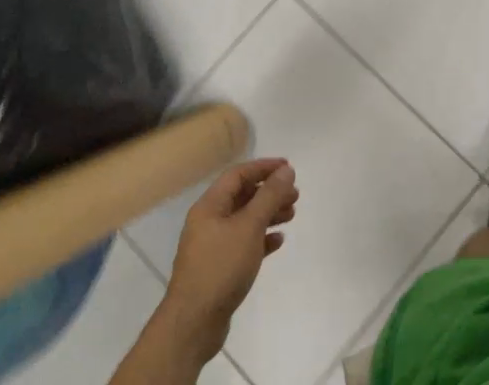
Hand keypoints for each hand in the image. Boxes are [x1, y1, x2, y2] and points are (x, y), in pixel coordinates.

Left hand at [158, 159, 298, 361]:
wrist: (194, 321)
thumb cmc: (221, 267)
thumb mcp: (249, 226)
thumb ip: (269, 196)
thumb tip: (286, 171)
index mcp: (209, 207)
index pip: (237, 175)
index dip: (263, 167)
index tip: (289, 168)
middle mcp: (208, 222)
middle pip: (242, 197)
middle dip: (269, 192)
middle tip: (295, 195)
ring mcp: (212, 246)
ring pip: (244, 220)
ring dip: (268, 214)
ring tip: (291, 215)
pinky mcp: (219, 268)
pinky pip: (243, 244)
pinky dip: (261, 238)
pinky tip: (278, 241)